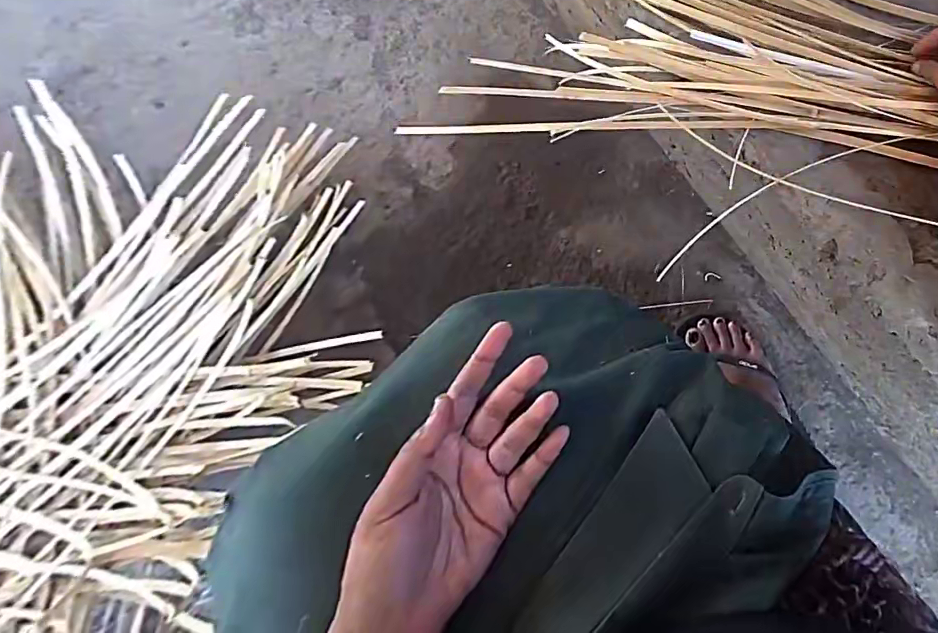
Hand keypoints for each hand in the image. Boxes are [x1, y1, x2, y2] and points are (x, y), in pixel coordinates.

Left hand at [329, 322, 570, 632]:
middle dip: (515, 384)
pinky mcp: (503, 509)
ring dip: (533, 417)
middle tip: (537, 362)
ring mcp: (485, 482)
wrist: (394, 620)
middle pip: (495, 410)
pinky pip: (530, 475)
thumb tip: (442, 403)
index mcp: (432, 451)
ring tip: (550, 400)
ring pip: (516, 438)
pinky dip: (546, 454)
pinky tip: (560, 435)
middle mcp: (463, 458)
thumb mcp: (388, 502)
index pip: (459, 396)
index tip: (500, 333)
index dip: (480, 363)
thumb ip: (418, 450)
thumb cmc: (377, 561)